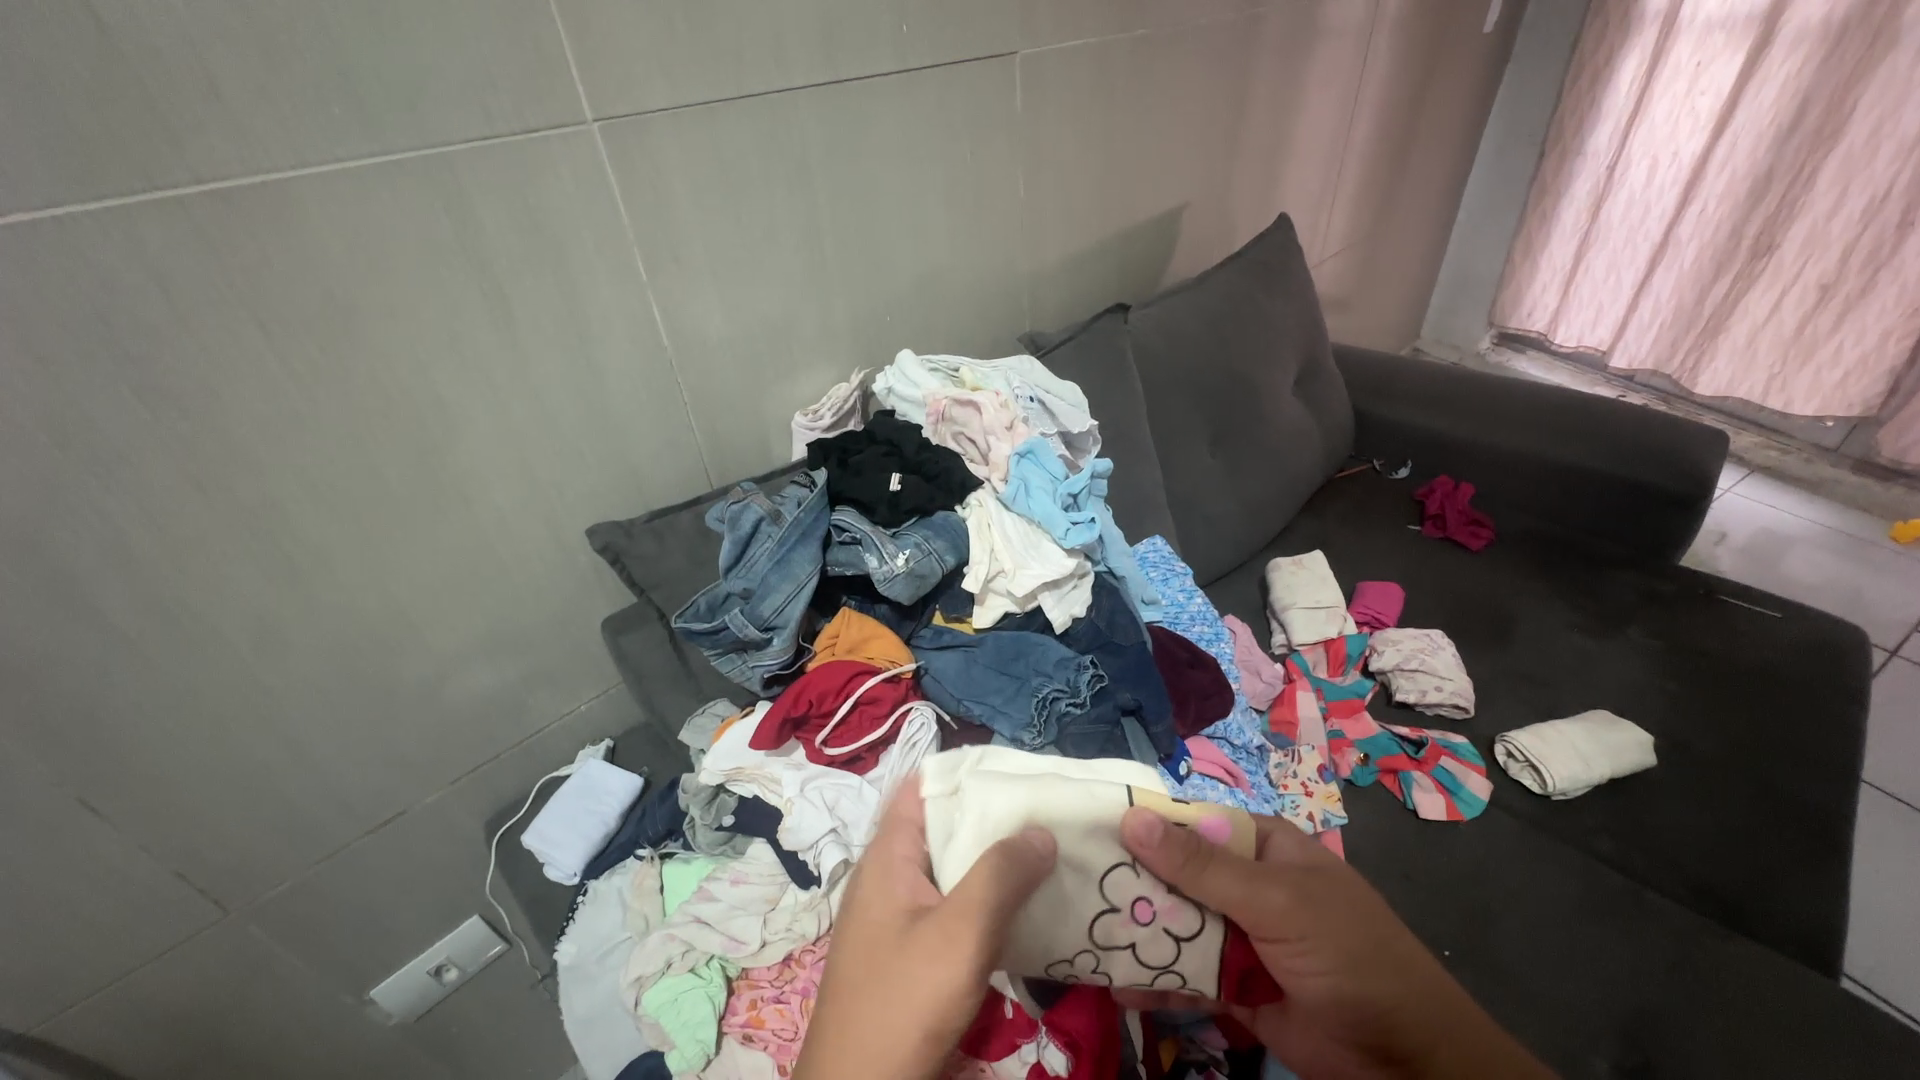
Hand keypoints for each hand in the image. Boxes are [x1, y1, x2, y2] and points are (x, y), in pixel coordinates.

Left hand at [795, 775, 1056, 1079]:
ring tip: (1049, 855)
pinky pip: (952, 909)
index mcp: (888, 857)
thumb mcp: (959, 933)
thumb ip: (1000, 875)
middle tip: (1049, 815)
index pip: (921, 787)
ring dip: (994, 864)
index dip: (965, 773)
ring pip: (951, 872)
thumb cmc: (903, 1001)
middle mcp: (889, 878)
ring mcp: (897, 918)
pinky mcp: (909, 954)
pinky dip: (985, 903)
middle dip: (992, 819)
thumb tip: (1040, 830)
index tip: (1019, 773)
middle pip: (941, 828)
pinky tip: (1025, 911)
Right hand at [1118, 809, 1555, 1079]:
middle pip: (1174, 875)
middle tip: (1071, 885)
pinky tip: (1116, 984)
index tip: (1086, 827)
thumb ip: (1201, 867)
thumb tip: (1132, 818)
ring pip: (1173, 925)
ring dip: (1135, 931)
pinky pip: (1184, 975)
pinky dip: (1154, 980)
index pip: (1190, 822)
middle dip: (1130, 883)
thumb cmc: (1348, 953)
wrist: (1405, 1058)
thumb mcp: (1275, 901)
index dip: (1142, 823)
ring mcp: (1237, 937)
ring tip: (1081, 935)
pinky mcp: (1233, 986)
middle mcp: (1244, 885)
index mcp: (1261, 847)